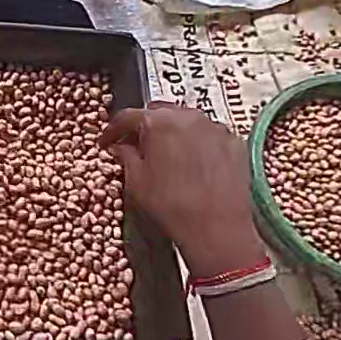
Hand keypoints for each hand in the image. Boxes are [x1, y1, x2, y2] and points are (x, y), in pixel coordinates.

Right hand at [100, 102, 264, 277]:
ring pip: (185, 121)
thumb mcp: (136, 181)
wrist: (217, 227)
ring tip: (164, 155)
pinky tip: (190, 164)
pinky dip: (194, 143)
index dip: (112, 130)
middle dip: (144, 126)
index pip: (127, 117)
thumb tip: (121, 147)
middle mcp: (189, 116)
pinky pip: (207, 135)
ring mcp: (215, 127)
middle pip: (159, 112)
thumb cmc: (169, 204)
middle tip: (134, 146)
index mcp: (159, 122)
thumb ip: (125, 156)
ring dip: (170, 133)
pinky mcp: (234, 142)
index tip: (106, 143)